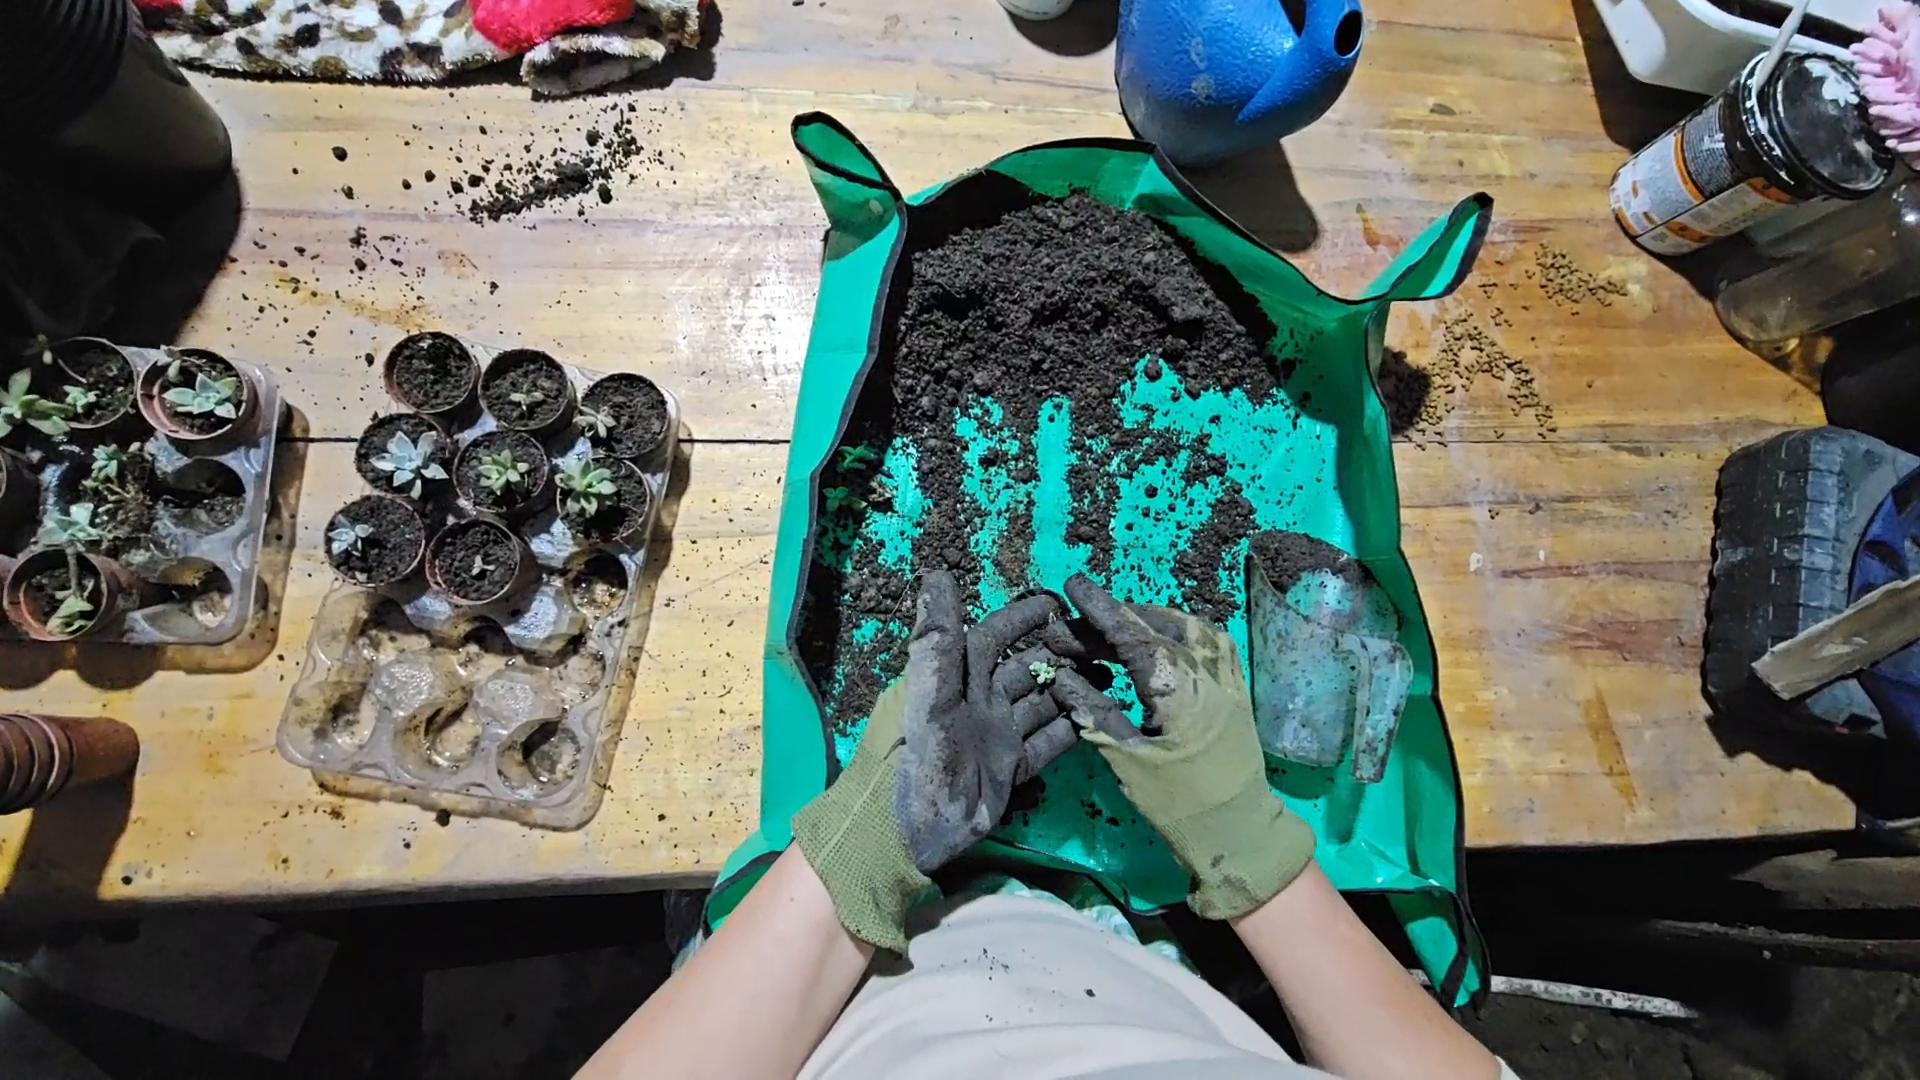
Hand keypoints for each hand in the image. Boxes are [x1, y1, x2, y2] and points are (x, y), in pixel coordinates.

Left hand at [792, 571, 1074, 952]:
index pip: (996, 635)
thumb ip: (937, 635)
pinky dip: (1070, 730)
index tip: (1059, 602)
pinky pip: (1047, 744)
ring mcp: (998, 735)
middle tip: (1100, 643)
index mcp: (959, 677)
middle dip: (1059, 652)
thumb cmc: (916, 753)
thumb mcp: (928, 692)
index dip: (1024, 618)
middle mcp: (981, 700)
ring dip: (1071, 688)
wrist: (907, 829)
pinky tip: (1098, 718)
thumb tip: (936, 571)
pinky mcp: (1010, 770)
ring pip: (1041, 702)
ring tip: (1110, 676)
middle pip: (1027, 667)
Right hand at [1049, 573, 1316, 919]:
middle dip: (1110, 621)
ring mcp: (1226, 674)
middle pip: (1152, 625)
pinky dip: (1174, 629)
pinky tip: (1157, 638)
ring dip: (1143, 620)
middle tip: (1074, 631)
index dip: (1098, 608)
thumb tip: (1059, 675)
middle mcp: (1205, 670)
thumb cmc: (1177, 801)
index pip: (1130, 633)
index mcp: (1176, 687)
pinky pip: (1206, 638)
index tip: (1073, 585)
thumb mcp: (1126, 758)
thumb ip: (1093, 710)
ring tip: (1109, 630)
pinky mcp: (1235, 683)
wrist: (1240, 830)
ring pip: (1183, 624)